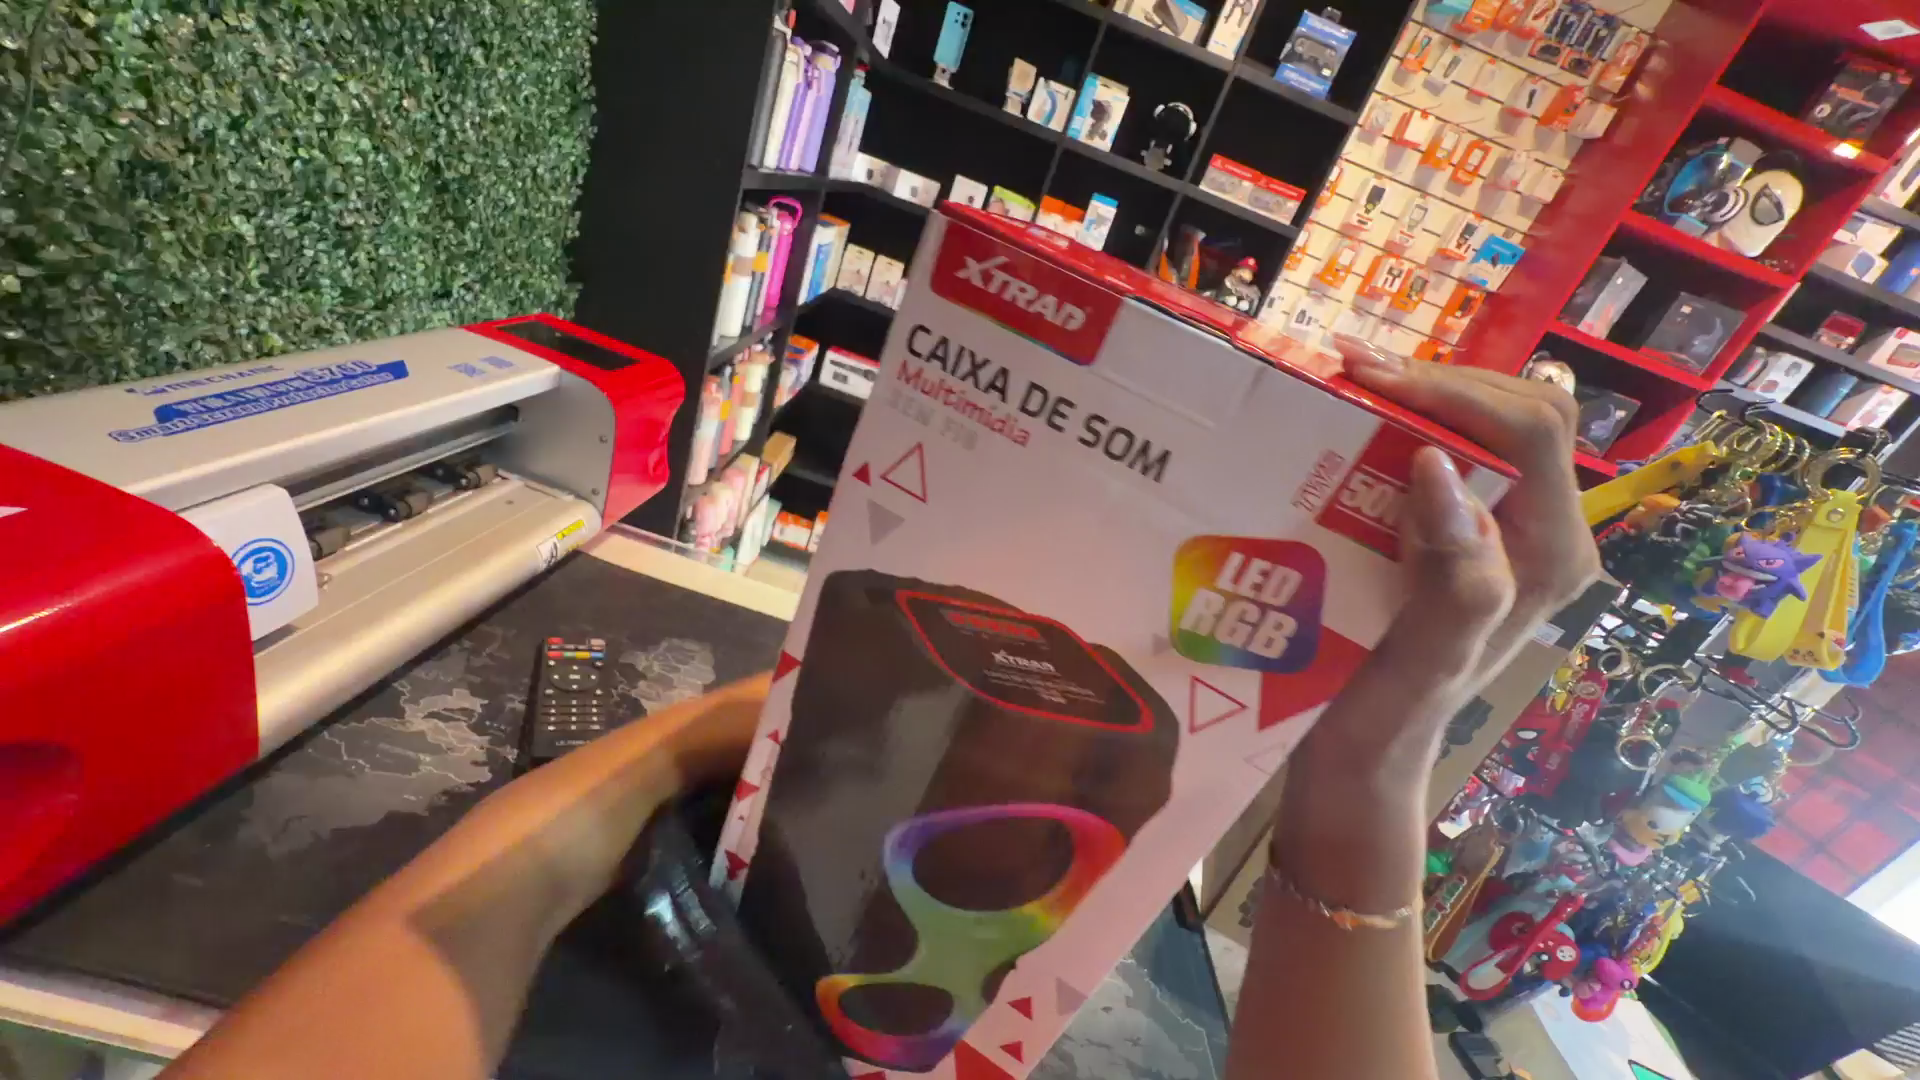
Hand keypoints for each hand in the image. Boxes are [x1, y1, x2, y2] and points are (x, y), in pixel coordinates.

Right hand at [1302, 343, 1601, 778]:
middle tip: (1348, 370)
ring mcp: (1491, 535)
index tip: (1364, 379)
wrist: (1359, 756)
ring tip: (1346, 385)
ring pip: (1481, 431)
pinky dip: (1397, 431)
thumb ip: (1457, 576)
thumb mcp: (1424, 658)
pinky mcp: (1446, 541)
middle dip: (1437, 382)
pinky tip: (1347, 428)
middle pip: (1516, 416)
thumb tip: (1439, 466)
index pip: (1529, 434)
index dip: (1452, 393)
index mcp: (1547, 556)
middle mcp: (1533, 534)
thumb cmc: (1386, 718)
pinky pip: (1439, 461)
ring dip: (1418, 399)